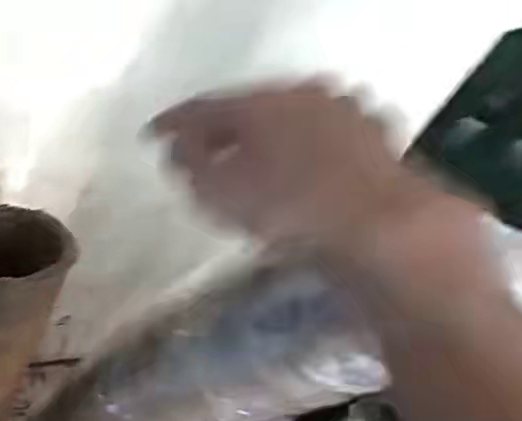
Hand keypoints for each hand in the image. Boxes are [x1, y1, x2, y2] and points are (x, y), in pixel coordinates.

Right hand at [151, 82, 461, 255]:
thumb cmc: (282, 209)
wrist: (371, 224)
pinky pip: (319, 141)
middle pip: (250, 110)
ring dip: (262, 142)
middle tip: (196, 153)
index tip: (151, 135)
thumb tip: (177, 146)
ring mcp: (344, 110)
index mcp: (261, 103)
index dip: (172, 122)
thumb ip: (189, 164)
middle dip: (220, 132)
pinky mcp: (370, 137)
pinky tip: (291, 175)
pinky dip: (297, 154)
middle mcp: (305, 94)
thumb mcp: (215, 193)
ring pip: (288, 123)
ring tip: (243, 168)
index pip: (204, 107)